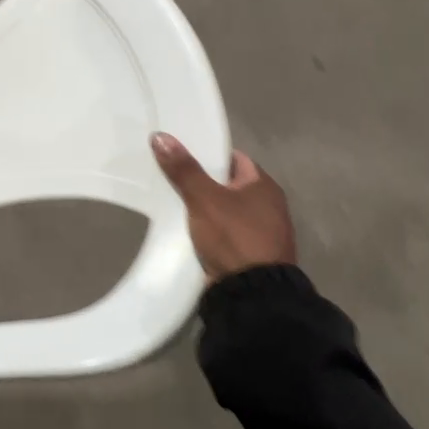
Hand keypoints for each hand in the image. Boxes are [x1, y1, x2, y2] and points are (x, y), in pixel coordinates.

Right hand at [151, 132, 296, 280]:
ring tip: (170, 198)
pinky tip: (184, 226)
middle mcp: (268, 206)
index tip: (180, 153)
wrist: (253, 293)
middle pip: (226, 183)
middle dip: (200, 180)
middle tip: (169, 173)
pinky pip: (223, 230)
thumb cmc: (234, 236)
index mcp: (264, 186)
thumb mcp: (204, 198)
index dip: (207, 153)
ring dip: (202, 205)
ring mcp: (261, 231)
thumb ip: (183, 169)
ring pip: (223, 208)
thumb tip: (161, 136)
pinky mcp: (249, 253)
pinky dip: (206, 226)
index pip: (233, 158)